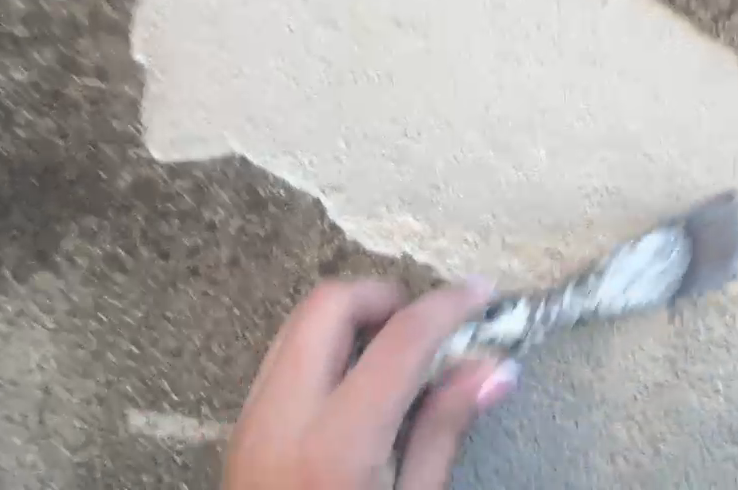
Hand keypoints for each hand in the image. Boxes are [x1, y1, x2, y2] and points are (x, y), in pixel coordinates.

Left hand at [225, 277, 518, 489]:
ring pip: (302, 320)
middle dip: (386, 297)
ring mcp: (252, 418)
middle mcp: (281, 416)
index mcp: (334, 445)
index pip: (401, 340)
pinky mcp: (243, 425)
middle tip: (428, 326)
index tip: (482, 293)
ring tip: (398, 354)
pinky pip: (285, 352)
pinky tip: (359, 381)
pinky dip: (328, 343)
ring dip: (354, 316)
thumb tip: (494, 367)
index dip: (449, 306)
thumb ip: (444, 431)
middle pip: (331, 303)